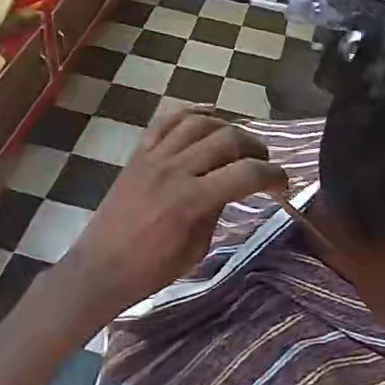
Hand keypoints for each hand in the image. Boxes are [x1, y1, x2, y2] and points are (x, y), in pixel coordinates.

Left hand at [61, 108, 286, 315]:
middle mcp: (174, 170)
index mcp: (192, 201)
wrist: (101, 267)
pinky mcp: (137, 155)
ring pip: (197, 123)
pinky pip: (164, 122)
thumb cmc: (150, 270)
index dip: (273, 175)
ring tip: (237, 141)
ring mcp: (153, 158)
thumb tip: (226, 191)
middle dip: (255, 147)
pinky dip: (189, 113)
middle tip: (263, 161)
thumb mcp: (195, 249)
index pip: (246, 174)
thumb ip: (214, 213)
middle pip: (227, 139)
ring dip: (226, 126)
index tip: (283, 183)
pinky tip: (208, 114)